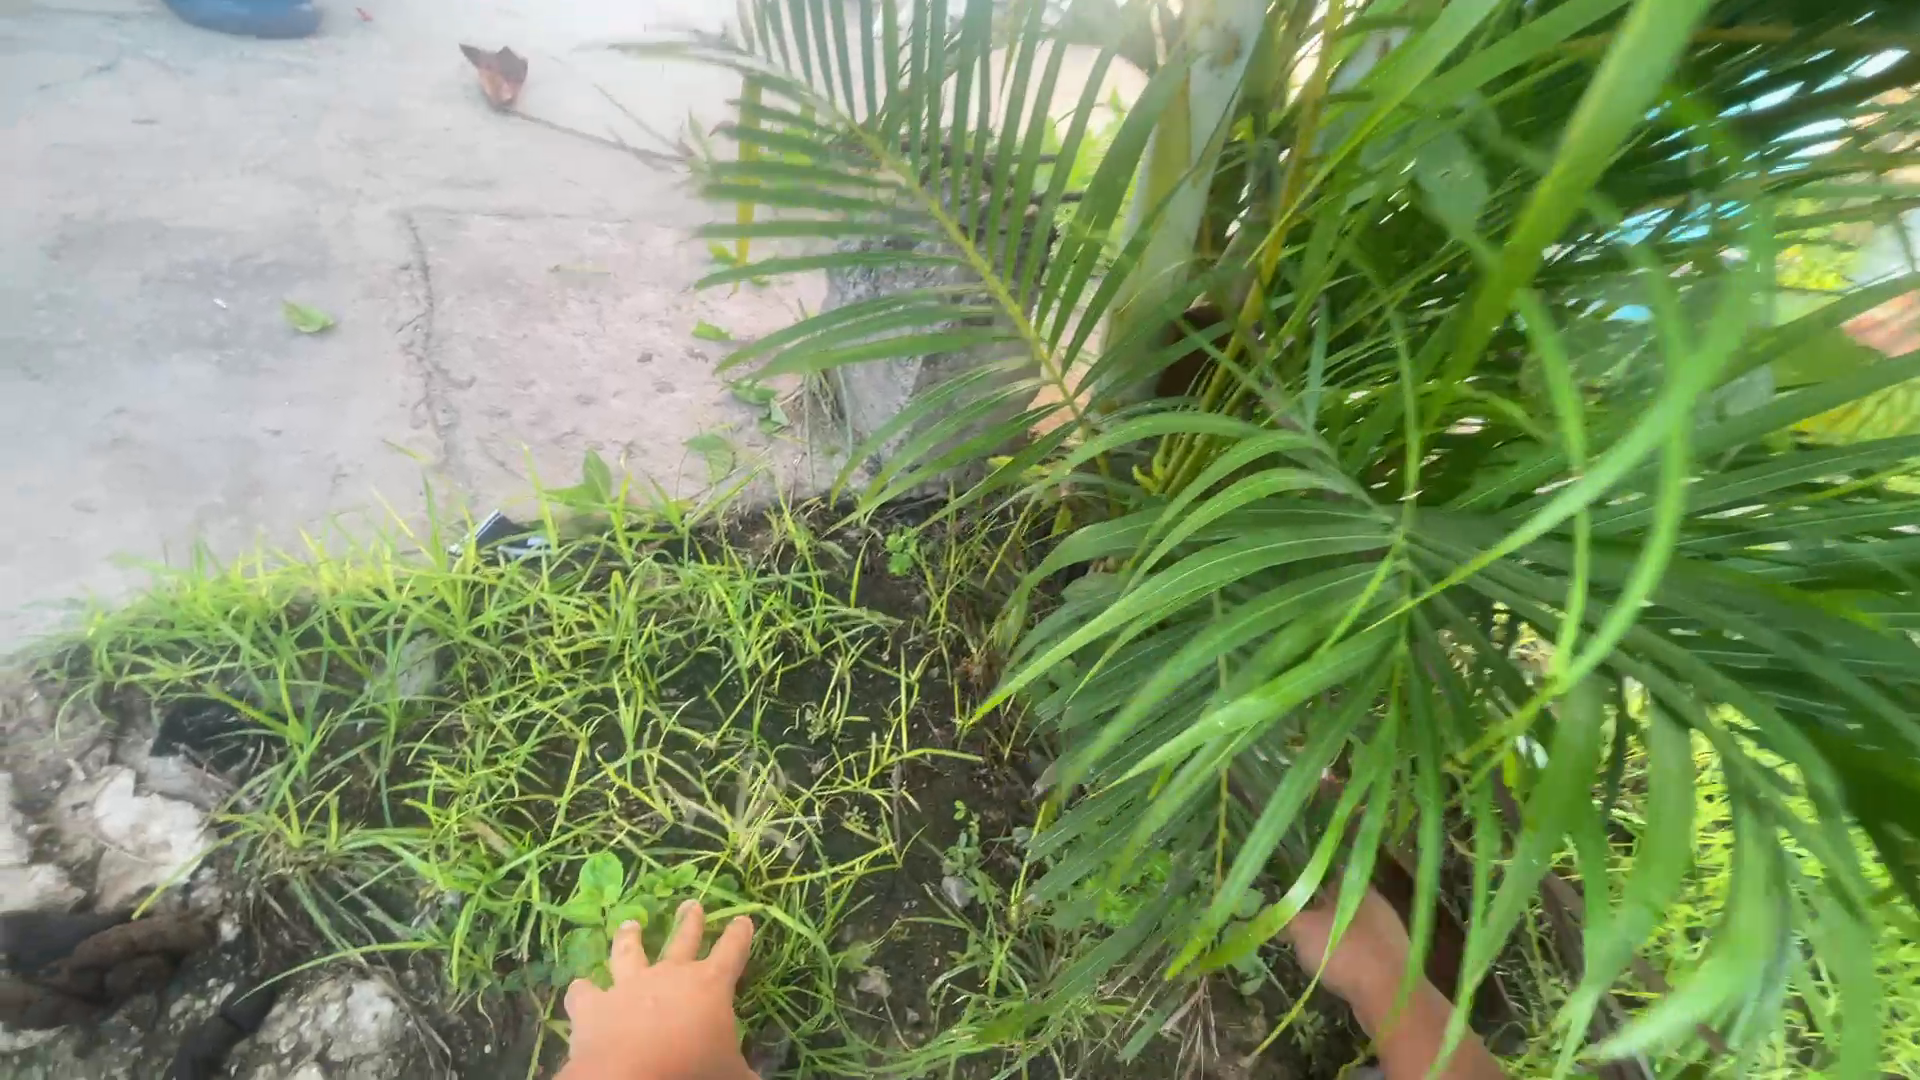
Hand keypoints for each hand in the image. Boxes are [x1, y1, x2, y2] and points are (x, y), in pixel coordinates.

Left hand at [558, 900, 755, 1079]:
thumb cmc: (690, 1071)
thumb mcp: (731, 1074)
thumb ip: (744, 1072)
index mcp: (710, 984)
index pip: (732, 949)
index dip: (740, 933)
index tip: (744, 919)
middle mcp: (671, 974)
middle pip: (684, 938)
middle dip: (691, 920)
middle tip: (692, 904)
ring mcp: (630, 986)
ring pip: (630, 952)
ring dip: (630, 937)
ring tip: (629, 924)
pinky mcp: (595, 1007)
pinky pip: (585, 993)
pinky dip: (581, 990)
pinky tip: (577, 986)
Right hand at [1284, 887, 1412, 1005]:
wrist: (1391, 999)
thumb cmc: (1344, 950)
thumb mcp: (1301, 928)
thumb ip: (1285, 917)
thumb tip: (1273, 915)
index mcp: (1357, 888)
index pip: (1331, 876)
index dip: (1310, 886)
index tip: (1294, 900)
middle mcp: (1378, 907)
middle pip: (1342, 906)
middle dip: (1321, 918)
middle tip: (1301, 931)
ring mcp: (1391, 938)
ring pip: (1354, 933)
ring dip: (1336, 943)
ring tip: (1316, 958)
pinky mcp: (1397, 966)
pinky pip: (1365, 957)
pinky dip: (1351, 964)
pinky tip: (1338, 976)